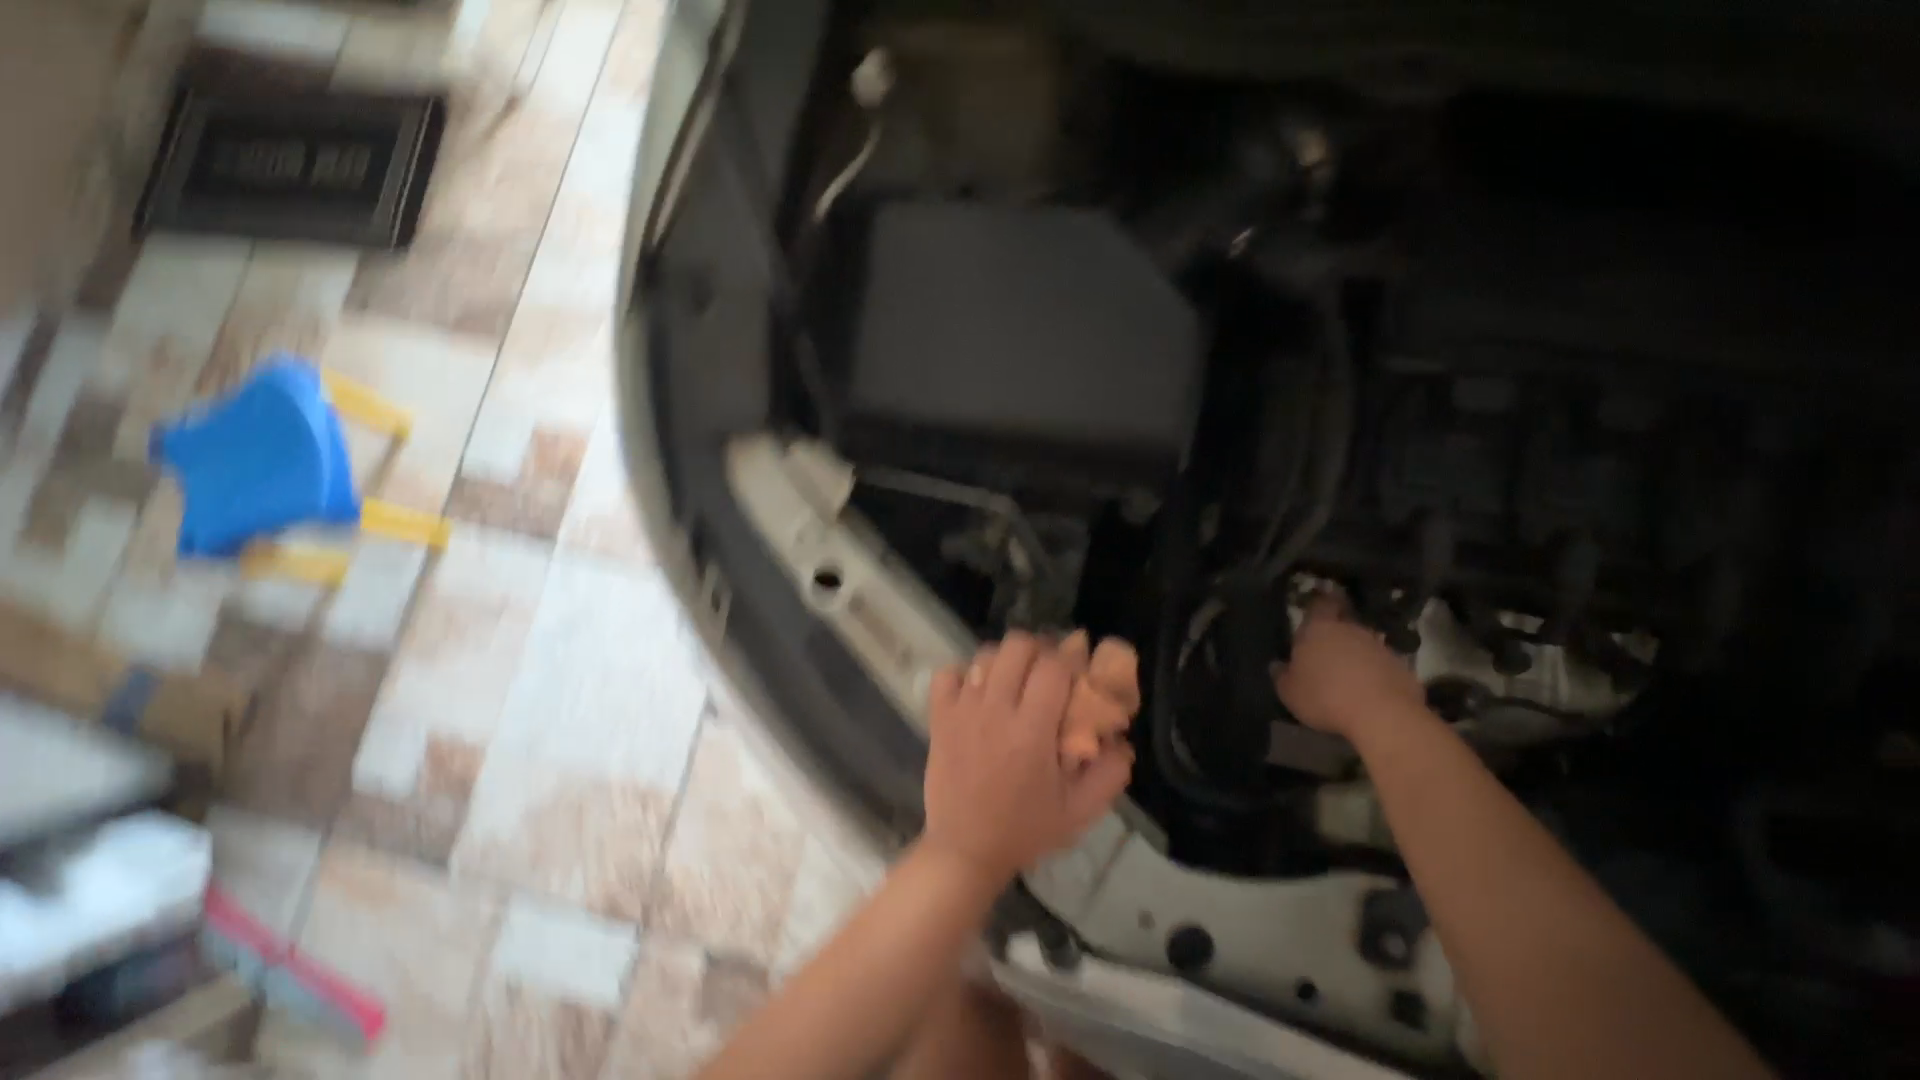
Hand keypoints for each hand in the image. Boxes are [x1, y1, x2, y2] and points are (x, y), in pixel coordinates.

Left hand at [923, 632, 1135, 882]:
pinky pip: (947, 674)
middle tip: (1048, 673)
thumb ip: (1109, 773)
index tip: (1077, 673)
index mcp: (1032, 731)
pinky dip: (964, 675)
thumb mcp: (1079, 811)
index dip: (1070, 660)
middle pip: (1018, 646)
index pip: (1054, 666)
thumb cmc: (1025, 830)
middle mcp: (996, 711)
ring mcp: (963, 711)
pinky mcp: (939, 718)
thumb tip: (1120, 738)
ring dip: (1005, 661)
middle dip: (1039, 651)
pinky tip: (978, 694)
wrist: (966, 850)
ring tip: (1015, 682)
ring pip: (985, 655)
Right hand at [1273, 591, 1426, 740]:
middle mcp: (1351, 629)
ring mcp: (1380, 646)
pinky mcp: (1402, 666)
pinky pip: (1382, 665)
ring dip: (1356, 655)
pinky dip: (1375, 673)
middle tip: (1326, 652)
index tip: (1315, 608)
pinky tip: (1369, 692)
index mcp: (1319, 629)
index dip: (1318, 604)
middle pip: (1343, 623)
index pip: (1319, 604)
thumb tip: (1278, 665)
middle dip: (1336, 635)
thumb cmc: (1325, 697)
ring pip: (1363, 644)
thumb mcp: (1289, 692)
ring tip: (1348, 677)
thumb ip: (1281, 675)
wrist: (1383, 715)